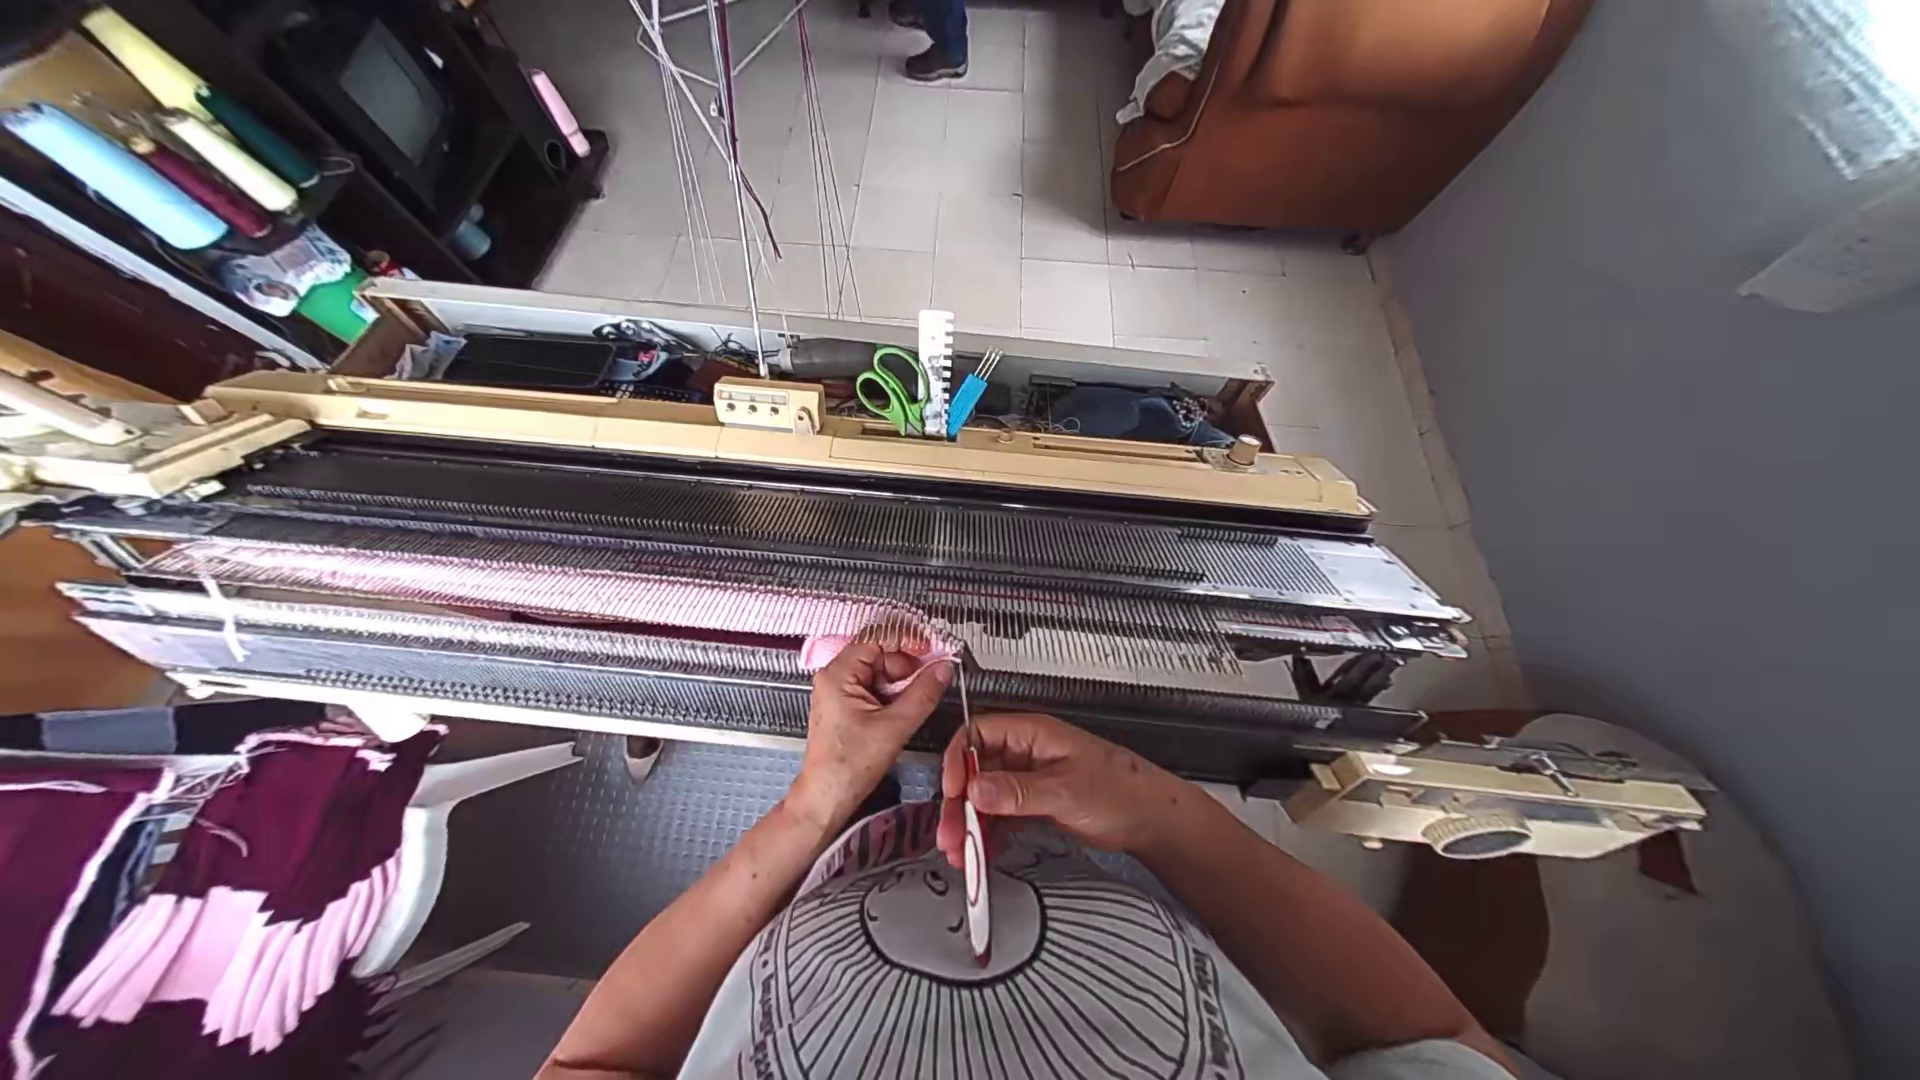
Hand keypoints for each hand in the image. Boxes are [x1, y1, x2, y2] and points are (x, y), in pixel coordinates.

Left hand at [788, 644, 951, 830]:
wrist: (827, 798)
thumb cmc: (847, 767)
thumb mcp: (895, 726)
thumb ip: (923, 693)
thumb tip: (943, 669)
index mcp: (838, 674)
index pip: (877, 640)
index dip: (907, 642)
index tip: (931, 650)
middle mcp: (835, 678)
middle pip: (880, 656)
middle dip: (906, 669)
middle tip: (929, 682)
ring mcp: (839, 692)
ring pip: (880, 673)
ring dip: (900, 685)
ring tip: (910, 707)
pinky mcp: (845, 706)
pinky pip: (875, 689)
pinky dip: (892, 697)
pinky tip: (900, 714)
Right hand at [936, 712, 1195, 866]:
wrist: (1152, 817)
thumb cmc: (1122, 788)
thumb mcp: (1065, 790)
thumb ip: (1017, 791)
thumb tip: (975, 790)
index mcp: (1032, 733)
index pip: (978, 734)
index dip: (959, 760)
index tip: (951, 790)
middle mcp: (1026, 751)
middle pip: (976, 769)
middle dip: (959, 801)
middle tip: (951, 833)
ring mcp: (1029, 777)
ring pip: (985, 794)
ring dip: (970, 821)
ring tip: (962, 852)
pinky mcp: (1035, 801)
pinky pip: (1001, 813)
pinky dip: (989, 831)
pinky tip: (984, 850)